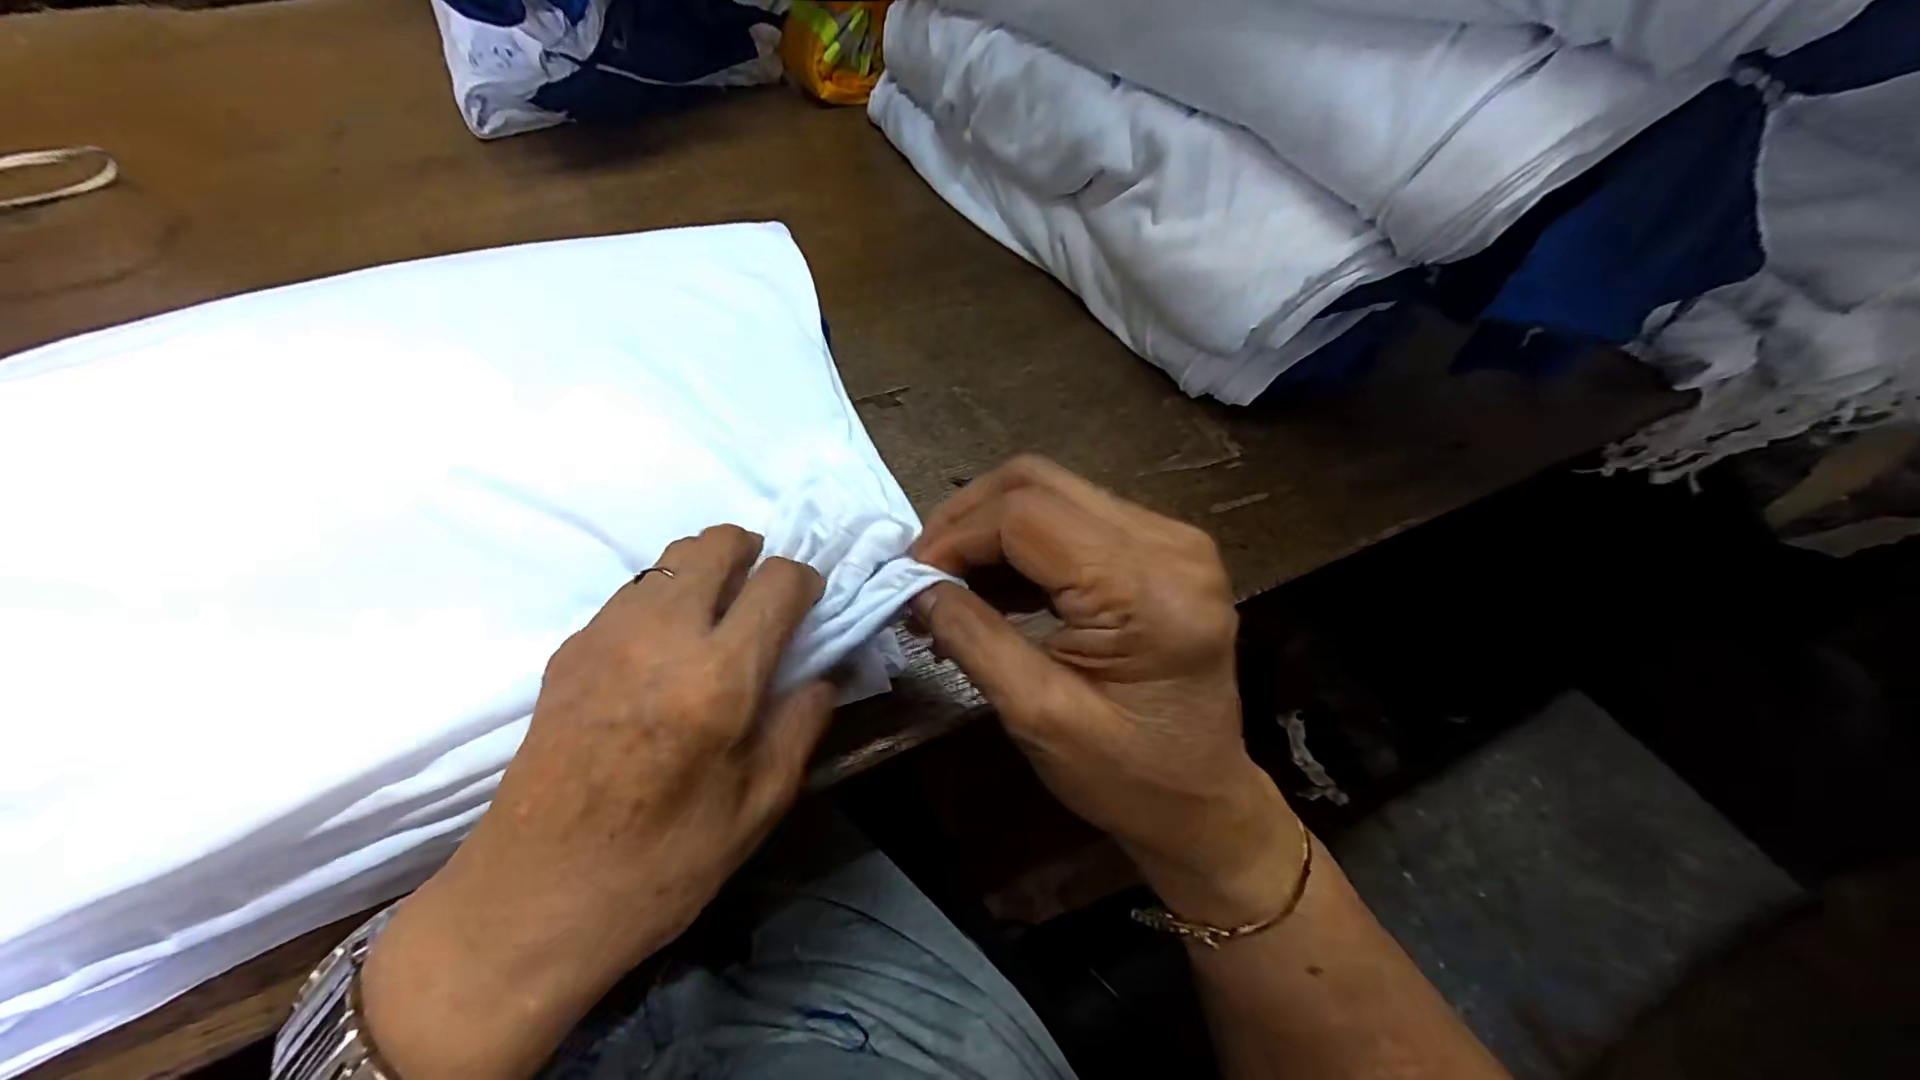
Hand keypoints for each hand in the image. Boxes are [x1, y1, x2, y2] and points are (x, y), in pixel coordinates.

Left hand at [361, 526, 833, 1079]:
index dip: (806, 582)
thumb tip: (824, 673)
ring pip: (671, 558)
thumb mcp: (760, 804)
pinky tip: (667, 650)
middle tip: (765, 597)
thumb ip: (802, 723)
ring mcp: (605, 636)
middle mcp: (660, 636)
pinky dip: (666, 597)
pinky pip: (634, 592)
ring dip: (708, 571)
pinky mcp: (568, 650)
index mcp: (718, 677)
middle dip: (754, 554)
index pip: (778, 581)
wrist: (527, 904)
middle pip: (717, 542)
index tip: (810, 607)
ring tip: (719, 619)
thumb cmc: (663, 865)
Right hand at [912, 456, 1301, 926]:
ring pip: (1053, 490)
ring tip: (952, 581)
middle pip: (1038, 483)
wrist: (1203, 799)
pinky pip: (1074, 515)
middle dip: (966, 519)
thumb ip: (974, 639)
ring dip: (991, 526)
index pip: (1026, 517)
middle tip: (925, 572)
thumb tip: (918, 585)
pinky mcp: (1164, 547)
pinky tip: (995, 582)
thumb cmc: (1128, 777)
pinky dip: (1022, 540)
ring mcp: (1173, 539)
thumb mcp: (1038, 716)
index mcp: (1148, 592)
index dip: (956, 538)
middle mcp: (1169, 545)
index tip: (912, 580)